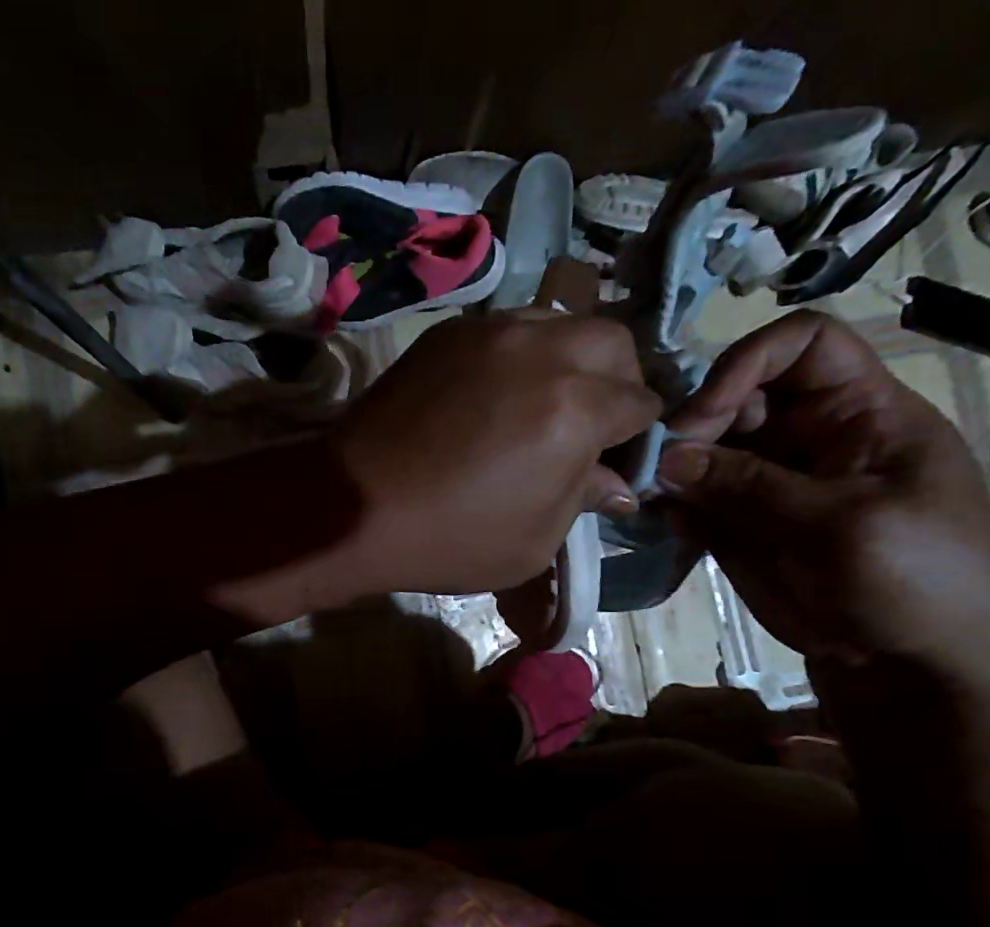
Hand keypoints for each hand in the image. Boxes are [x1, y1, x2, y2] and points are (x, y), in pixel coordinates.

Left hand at [330, 312, 659, 595]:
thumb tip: (618, 483)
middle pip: (612, 342)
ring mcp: (488, 333)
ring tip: (543, 399)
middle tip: (588, 421)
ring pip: (559, 321)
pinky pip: (506, 326)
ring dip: (568, 356)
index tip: (614, 457)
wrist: (350, 505)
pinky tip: (495, 389)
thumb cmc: (446, 538)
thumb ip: (584, 499)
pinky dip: (519, 351)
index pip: (639, 403)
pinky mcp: (446, 334)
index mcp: (574, 408)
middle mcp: (539, 352)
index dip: (633, 435)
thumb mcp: (532, 542)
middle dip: (615, 380)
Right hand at [658, 311, 989, 675]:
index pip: (803, 344)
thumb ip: (751, 485)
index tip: (707, 414)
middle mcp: (806, 435)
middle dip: (694, 421)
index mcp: (860, 412)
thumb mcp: (844, 524)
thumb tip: (665, 456)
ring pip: (702, 446)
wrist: (918, 668)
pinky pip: (690, 495)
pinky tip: (658, 520)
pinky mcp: (737, 522)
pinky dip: (667, 503)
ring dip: (670, 464)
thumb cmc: (919, 581)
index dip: (748, 361)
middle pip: (734, 394)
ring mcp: (767, 481)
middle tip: (660, 466)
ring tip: (646, 495)